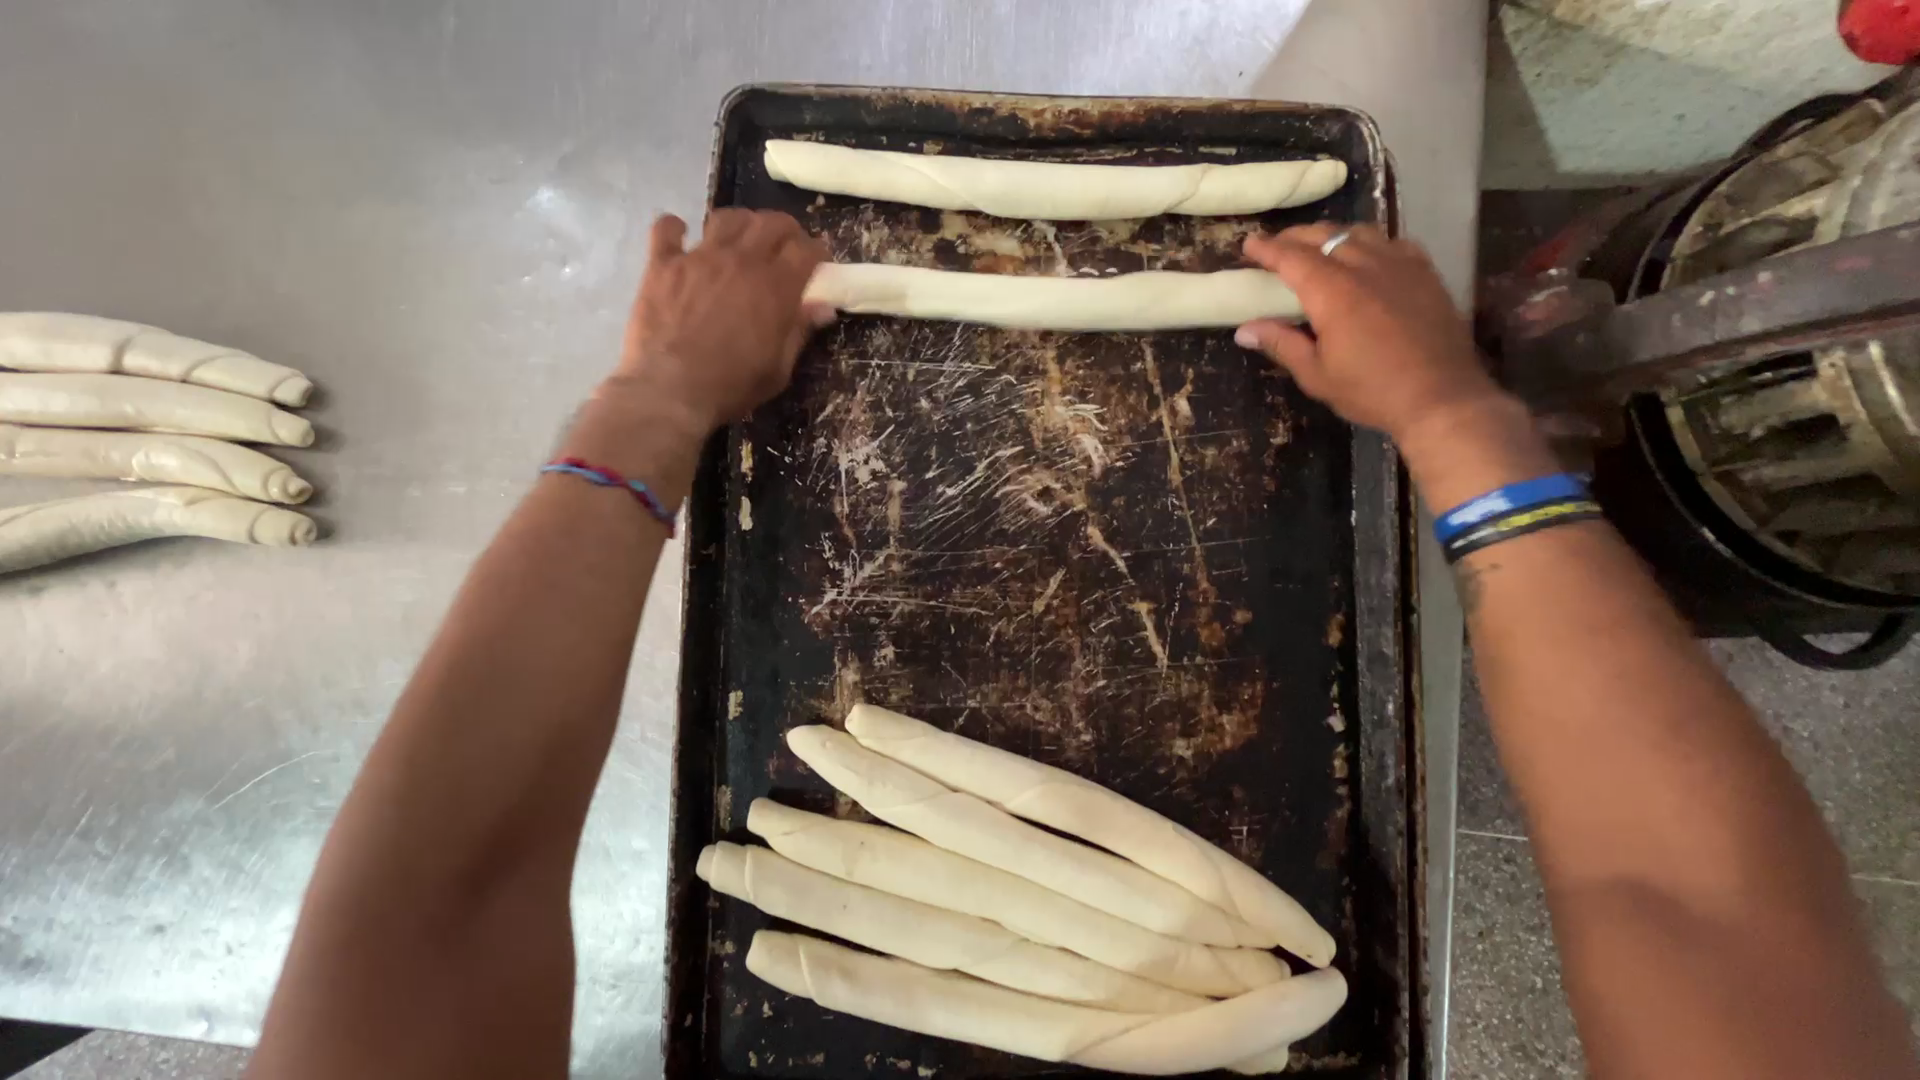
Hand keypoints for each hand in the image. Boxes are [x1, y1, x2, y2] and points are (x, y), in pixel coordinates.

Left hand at [607, 210, 829, 435]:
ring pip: (726, 218)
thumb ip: (800, 332)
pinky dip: (674, 227)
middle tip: (785, 245)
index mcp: (776, 287)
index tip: (818, 260)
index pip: (806, 250)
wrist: (671, 390)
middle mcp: (741, 261)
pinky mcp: (662, 264)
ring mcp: (699, 258)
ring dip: (740, 222)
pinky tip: (680, 235)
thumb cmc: (732, 386)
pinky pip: (666, 229)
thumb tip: (824, 308)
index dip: (817, 250)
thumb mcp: (779, 369)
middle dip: (785, 229)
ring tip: (740, 237)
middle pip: (770, 223)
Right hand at [1234, 225, 1508, 446]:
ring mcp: (1400, 265)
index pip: (1292, 257)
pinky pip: (1392, 243)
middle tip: (1276, 246)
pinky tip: (1366, 256)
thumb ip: (1281, 344)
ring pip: (1359, 234)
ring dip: (1332, 236)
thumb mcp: (1316, 374)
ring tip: (1317, 246)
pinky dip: (1369, 243)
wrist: (1440, 397)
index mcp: (1333, 292)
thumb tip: (1244, 330)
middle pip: (1325, 236)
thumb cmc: (1371, 391)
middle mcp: (1366, 267)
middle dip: (1296, 237)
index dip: (1267, 248)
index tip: (1249, 244)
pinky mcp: (1425, 273)